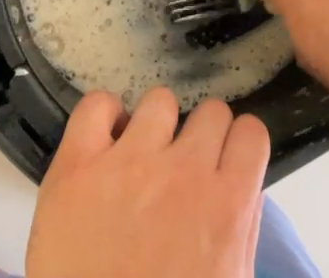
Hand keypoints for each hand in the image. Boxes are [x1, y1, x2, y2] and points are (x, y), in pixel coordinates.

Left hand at [25, 87, 269, 277]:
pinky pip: (96, 105)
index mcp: (227, 203)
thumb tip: (243, 184)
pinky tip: (104, 142)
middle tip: (181, 165)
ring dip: (155, 125)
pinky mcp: (77, 167)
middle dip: (200, 136)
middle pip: (210, 111)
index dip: (237, 146)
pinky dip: (103, 115)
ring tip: (140, 156)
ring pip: (159, 100)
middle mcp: (184, 172)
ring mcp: (129, 163)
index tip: (223, 160)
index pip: (251, 131)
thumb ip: (244, 228)